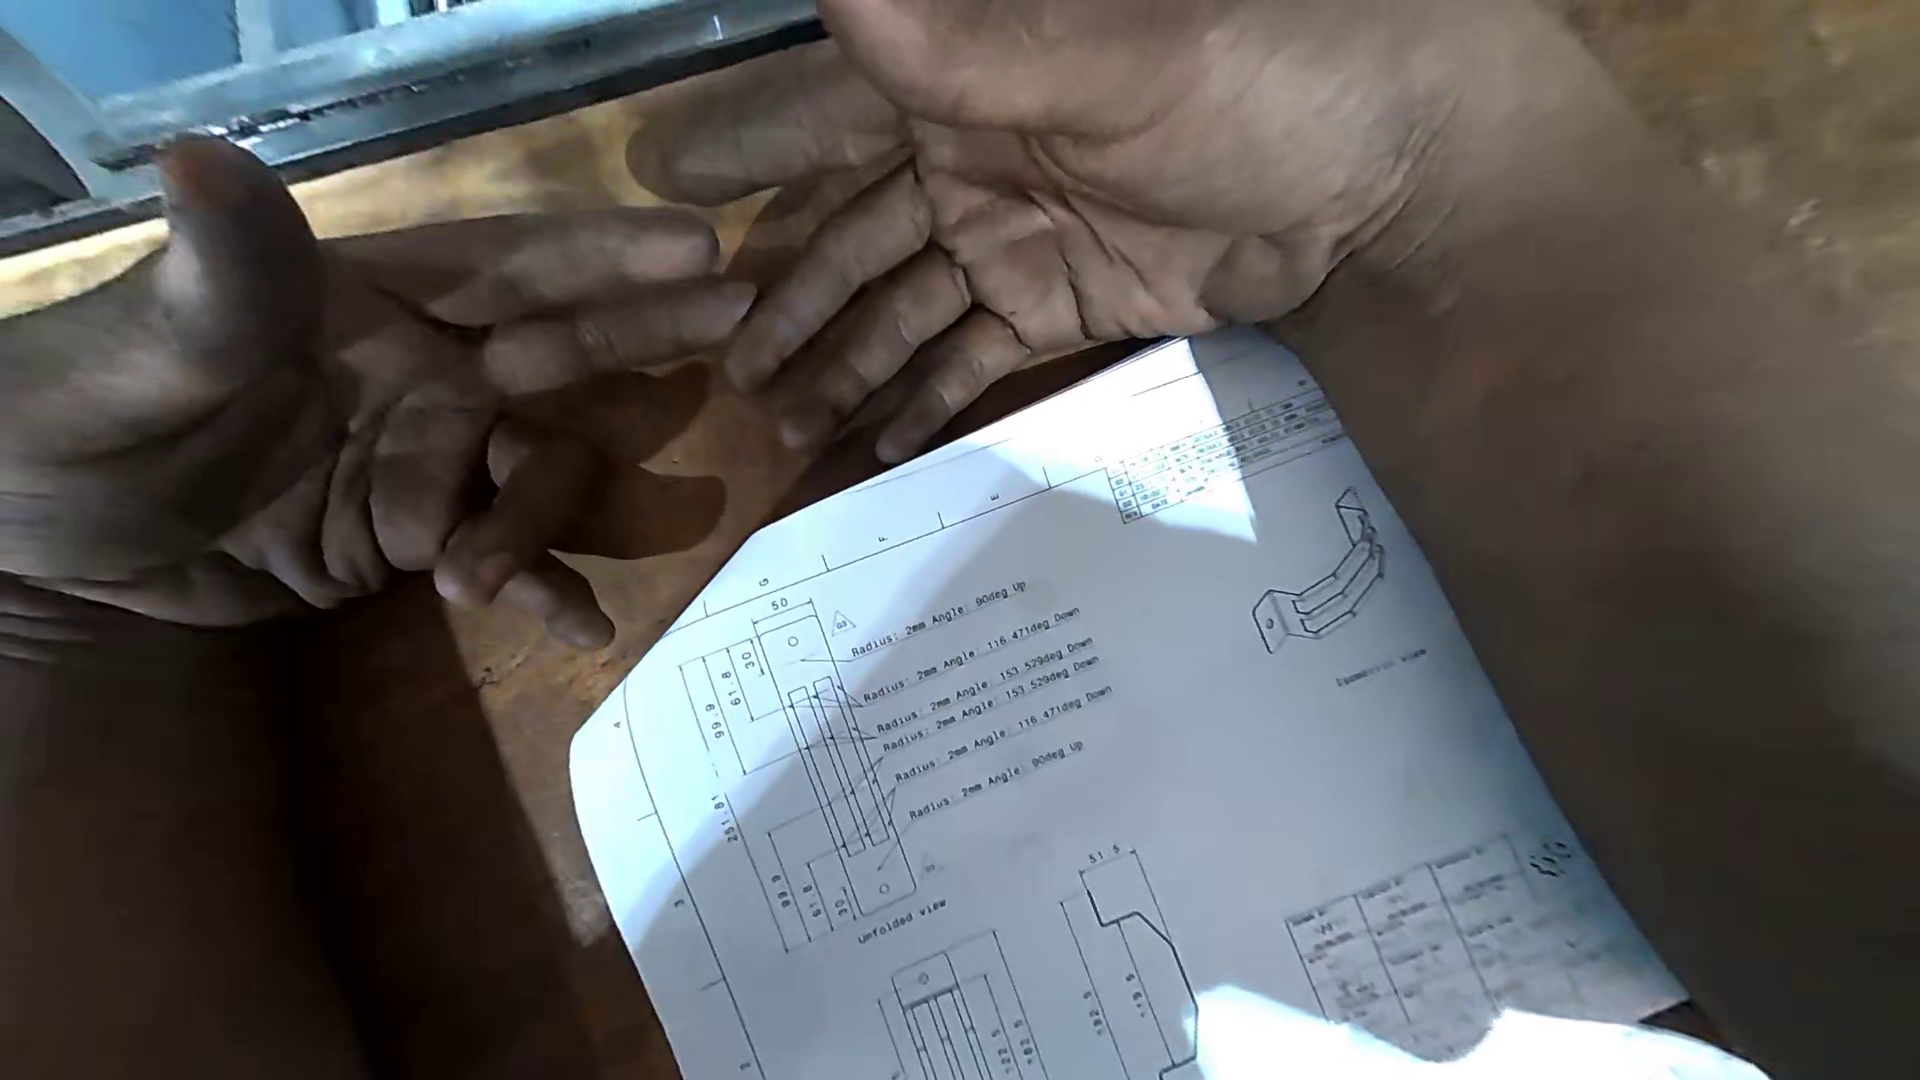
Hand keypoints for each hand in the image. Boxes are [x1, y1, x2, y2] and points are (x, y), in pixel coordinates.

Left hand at [0, 138, 752, 646]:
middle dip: (658, 331)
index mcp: (372, 304)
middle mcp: (441, 371)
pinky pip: (529, 553)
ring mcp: (457, 456)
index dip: (606, 254)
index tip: (698, 249)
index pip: (509, 267)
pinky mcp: (457, 531)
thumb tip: (218, 163)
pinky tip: (581, 626)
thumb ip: (207, 294)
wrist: (58, 577)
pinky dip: (554, 586)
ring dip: (533, 527)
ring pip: (548, 477)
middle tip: (744, 323)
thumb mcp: (109, 369)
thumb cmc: (53, 443)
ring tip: (476, 582)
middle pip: (574, 346)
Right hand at [631, 0, 1568, 461]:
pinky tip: (884, 445)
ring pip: (904, 317)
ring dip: (849, 370)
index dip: (748, 153)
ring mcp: (1005, 250)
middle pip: (855, 248)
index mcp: (966, 93)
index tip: (668, 186)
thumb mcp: (1116, 63)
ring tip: (791, 424)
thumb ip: (974, 50)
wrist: (1358, 186)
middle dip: (793, 308)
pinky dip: (928, 402)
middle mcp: (967, 170)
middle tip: (733, 368)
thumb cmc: (1260, 83)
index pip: (831, 124)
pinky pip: (968, 363)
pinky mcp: (1047, 313)